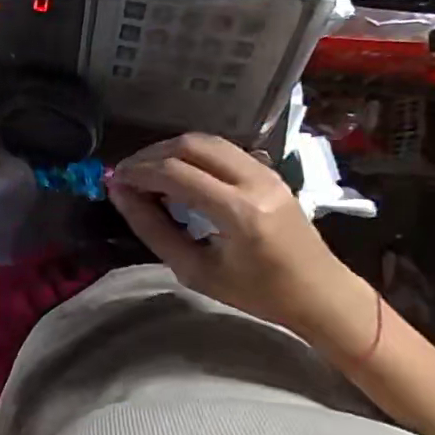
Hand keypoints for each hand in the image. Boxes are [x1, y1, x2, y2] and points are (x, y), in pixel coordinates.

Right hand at [106, 133, 369, 350]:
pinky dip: (193, 154)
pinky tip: (178, 172)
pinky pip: (223, 149)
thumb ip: (155, 230)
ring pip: (207, 140)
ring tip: (147, 172)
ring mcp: (266, 170)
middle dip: (151, 154)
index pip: (176, 173)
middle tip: (127, 174)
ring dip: (171, 150)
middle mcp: (254, 180)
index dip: (139, 172)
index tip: (114, 181)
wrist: (320, 293)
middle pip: (190, 145)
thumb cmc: (258, 294)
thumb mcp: (197, 271)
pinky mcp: (270, 169)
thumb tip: (120, 195)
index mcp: (240, 212)